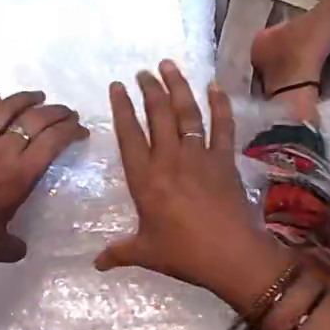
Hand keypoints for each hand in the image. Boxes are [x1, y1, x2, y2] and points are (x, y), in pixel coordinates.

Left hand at [0, 91, 87, 265]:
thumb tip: (20, 244)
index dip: (70, 130)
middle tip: (66, 112)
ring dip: (26, 99)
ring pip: (7, 107)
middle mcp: (2, 150)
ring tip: (37, 97)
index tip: (79, 130)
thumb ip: (15, 244)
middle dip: (57, 112)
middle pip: (36, 119)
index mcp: (19, 175)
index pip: (53, 141)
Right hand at [96, 61, 285, 298]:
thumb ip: (119, 252)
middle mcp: (169, 160)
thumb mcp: (145, 253)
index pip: (129, 135)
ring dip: (177, 86)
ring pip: (186, 113)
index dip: (122, 108)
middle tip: (143, 72)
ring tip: (169, 65)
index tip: (117, 86)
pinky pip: (222, 126)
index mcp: (145, 179)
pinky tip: (215, 86)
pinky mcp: (224, 160)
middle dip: (149, 89)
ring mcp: (200, 156)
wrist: (232, 255)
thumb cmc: (183, 253)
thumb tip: (97, 264)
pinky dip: (220, 104)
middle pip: (157, 115)